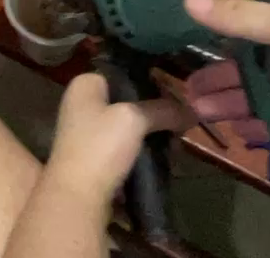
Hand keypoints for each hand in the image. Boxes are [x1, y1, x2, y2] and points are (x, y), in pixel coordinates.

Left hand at [42, 72, 186, 201]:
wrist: (77, 195)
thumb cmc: (100, 146)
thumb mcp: (134, 120)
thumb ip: (162, 110)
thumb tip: (191, 111)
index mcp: (84, 84)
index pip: (123, 74)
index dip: (151, 86)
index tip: (176, 101)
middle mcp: (80, 102)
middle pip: (126, 102)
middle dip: (154, 116)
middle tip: (178, 129)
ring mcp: (84, 130)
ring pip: (126, 127)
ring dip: (149, 137)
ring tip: (173, 147)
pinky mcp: (91, 156)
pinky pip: (121, 147)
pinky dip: (139, 153)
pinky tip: (159, 161)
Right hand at [183, 0, 269, 145]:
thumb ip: (242, 16)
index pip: (269, 7)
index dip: (231, 22)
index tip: (198, 39)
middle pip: (267, 51)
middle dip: (227, 71)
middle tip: (191, 89)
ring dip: (238, 98)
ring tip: (200, 112)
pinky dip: (266, 119)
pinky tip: (239, 132)